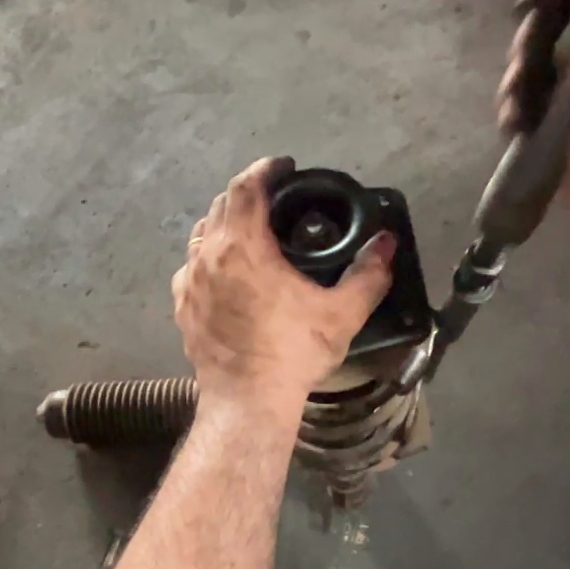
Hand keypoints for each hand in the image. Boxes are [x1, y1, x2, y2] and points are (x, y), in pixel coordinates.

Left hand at [172, 158, 395, 409]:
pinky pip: (191, 267)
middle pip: (220, 205)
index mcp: (244, 247)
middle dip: (246, 193)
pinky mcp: (183, 307)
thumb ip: (368, 274)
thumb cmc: (293, 354)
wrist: (248, 402)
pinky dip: (208, 256)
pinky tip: (225, 271)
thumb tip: (386, 244)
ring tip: (249, 229)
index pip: (246, 187)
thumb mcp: (342, 314)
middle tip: (273, 197)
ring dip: (224, 222)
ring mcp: (190, 282)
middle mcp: (209, 256)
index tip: (283, 166)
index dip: (265, 169)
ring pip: (201, 234)